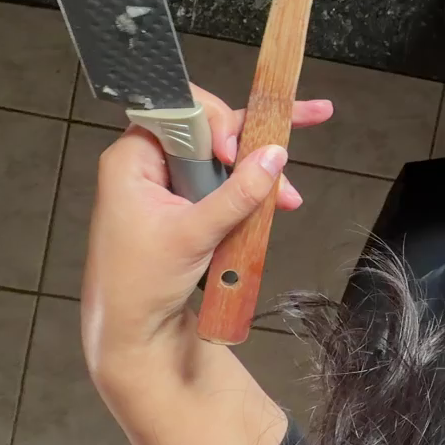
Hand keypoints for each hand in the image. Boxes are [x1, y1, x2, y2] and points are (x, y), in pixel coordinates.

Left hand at [80, 84, 332, 369]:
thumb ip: (238, 193)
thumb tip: (277, 154)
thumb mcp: (194, 235)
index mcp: (134, 158)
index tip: (235, 152)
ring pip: (225, 158)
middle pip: (212, 129)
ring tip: (290, 197)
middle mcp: (151, 163)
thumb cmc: (142, 284)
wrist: (133, 332)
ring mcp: (170, 183)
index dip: (216, 121)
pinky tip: (280, 202)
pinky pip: (225, 183)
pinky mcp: (187, 203)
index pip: (181, 112)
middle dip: (256, 141)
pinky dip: (252, 191)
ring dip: (260, 173)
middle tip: (311, 118)